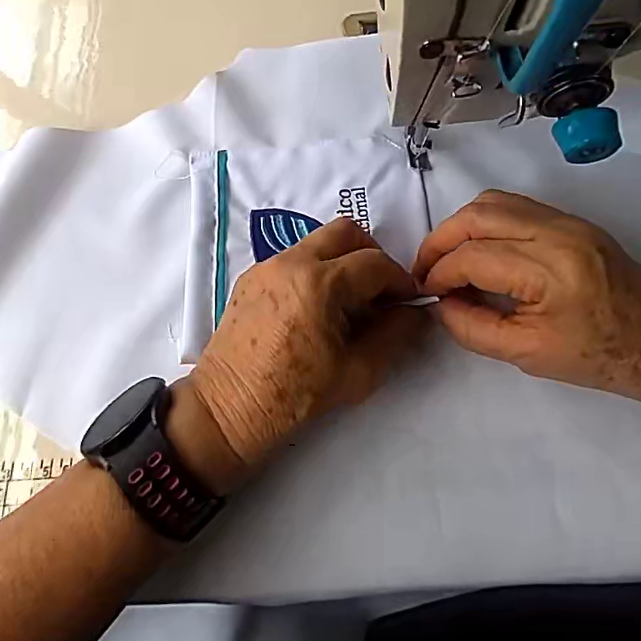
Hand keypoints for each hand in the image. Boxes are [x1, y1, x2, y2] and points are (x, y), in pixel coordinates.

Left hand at [179, 217, 431, 492]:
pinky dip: (312, 271)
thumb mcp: (358, 371)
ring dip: (340, 262)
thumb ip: (394, 334)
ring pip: (315, 243)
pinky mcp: (248, 279)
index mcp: (318, 283)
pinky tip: (316, 309)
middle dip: (371, 256)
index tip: (407, 302)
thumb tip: (413, 312)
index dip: (399, 281)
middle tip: (379, 292)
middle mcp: (289, 263)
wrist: (228, 407)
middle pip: (345, 233)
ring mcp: (264, 268)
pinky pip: (291, 260)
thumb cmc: (293, 395)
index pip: (375, 263)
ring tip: (348, 304)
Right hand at [411, 190, 640, 423]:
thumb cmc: (600, 357)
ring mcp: (568, 222)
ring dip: (459, 227)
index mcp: (551, 271)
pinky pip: (512, 206)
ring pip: (491, 203)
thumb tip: (439, 303)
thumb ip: (470, 327)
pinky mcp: (572, 221)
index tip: (428, 294)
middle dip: (439, 242)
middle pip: (475, 216)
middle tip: (426, 270)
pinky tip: (478, 250)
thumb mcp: (524, 354)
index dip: (438, 274)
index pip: (471, 256)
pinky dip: (483, 222)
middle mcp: (558, 234)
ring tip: (448, 258)